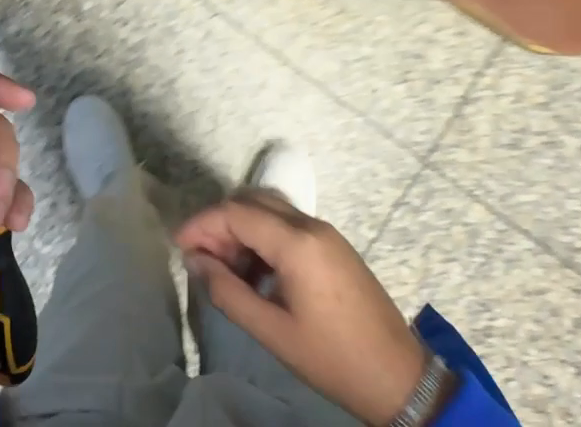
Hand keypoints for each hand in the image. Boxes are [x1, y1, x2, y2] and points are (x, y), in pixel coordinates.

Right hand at [177, 190, 426, 425]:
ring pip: (270, 209)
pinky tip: (254, 271)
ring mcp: (326, 233)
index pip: (236, 213)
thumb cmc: (332, 357)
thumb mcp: (272, 331)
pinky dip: (263, 236)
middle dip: (220, 223)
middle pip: (252, 201)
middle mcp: (312, 225)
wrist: (400, 378)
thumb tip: (196, 261)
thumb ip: (227, 291)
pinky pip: (288, 224)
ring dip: (241, 228)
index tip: (180, 246)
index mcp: (298, 243)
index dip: (202, 224)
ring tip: (225, 268)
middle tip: (201, 257)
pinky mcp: (334, 246)